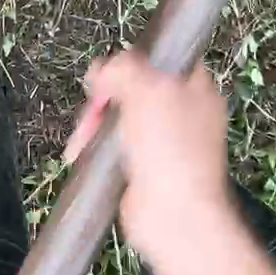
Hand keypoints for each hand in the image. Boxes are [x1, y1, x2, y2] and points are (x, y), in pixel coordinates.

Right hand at [64, 52, 231, 263]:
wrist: (174, 216)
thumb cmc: (170, 148)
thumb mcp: (148, 89)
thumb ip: (125, 67)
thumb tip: (104, 70)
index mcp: (194, 88)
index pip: (160, 58)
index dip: (133, 60)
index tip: (111, 69)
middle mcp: (180, 111)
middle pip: (131, 86)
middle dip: (105, 94)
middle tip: (95, 104)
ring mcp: (162, 140)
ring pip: (117, 114)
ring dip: (94, 121)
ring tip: (83, 136)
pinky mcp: (142, 165)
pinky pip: (112, 143)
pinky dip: (95, 144)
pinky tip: (81, 151)